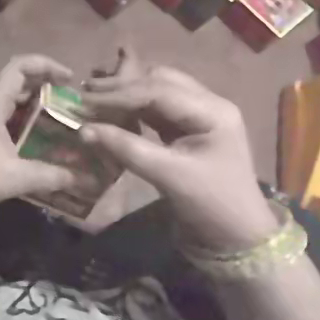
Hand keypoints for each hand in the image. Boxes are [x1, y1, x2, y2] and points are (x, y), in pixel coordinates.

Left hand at [0, 55, 78, 216]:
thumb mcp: (13, 178)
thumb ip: (48, 176)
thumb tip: (80, 178)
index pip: (17, 66)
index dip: (45, 64)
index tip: (68, 77)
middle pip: (15, 79)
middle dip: (43, 82)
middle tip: (68, 96)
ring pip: (9, 98)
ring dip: (33, 101)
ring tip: (58, 114)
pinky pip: (3, 116)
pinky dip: (23, 119)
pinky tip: (38, 136)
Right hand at [78, 58, 281, 252]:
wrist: (236, 238)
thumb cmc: (210, 205)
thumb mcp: (168, 176)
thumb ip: (126, 148)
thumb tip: (83, 130)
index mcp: (212, 110)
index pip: (158, 90)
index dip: (118, 94)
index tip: (84, 101)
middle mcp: (208, 104)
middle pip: (159, 81)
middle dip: (121, 86)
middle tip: (84, 94)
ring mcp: (198, 116)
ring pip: (156, 92)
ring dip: (126, 94)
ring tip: (94, 99)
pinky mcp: (188, 131)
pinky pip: (156, 110)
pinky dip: (133, 109)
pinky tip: (111, 113)